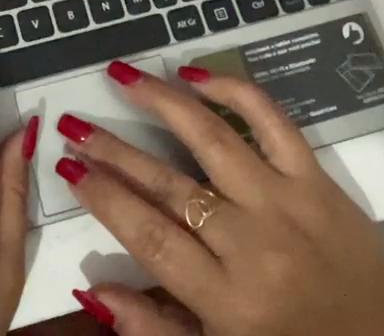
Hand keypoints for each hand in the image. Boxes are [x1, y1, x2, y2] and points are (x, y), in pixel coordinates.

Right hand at [56, 61, 383, 335]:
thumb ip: (154, 327)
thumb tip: (91, 289)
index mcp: (227, 299)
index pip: (150, 236)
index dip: (105, 197)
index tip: (68, 166)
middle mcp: (253, 244)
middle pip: (170, 186)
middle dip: (113, 150)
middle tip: (74, 123)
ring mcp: (287, 202)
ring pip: (212, 139)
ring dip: (161, 102)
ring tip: (121, 76)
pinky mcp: (315, 177)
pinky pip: (272, 121)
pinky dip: (233, 90)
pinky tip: (195, 74)